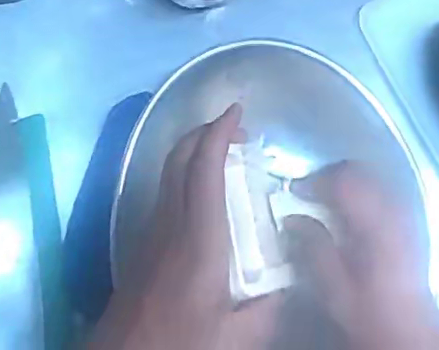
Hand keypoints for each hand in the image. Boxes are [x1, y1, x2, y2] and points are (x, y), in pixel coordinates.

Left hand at [91, 105, 279, 349]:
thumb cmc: (181, 342)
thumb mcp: (236, 338)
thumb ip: (268, 308)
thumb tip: (293, 276)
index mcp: (200, 236)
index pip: (205, 167)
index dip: (219, 132)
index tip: (237, 112)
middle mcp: (173, 218)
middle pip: (182, 155)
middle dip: (208, 130)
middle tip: (237, 128)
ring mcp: (154, 224)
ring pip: (172, 167)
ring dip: (196, 147)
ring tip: (225, 152)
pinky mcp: (145, 236)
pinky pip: (168, 186)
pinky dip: (187, 170)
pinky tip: (205, 190)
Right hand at [283, 163, 438, 349]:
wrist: (414, 341)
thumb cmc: (373, 317)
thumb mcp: (337, 292)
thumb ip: (315, 250)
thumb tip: (291, 218)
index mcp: (377, 226)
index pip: (343, 182)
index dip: (315, 181)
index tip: (294, 191)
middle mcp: (395, 212)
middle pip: (359, 173)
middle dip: (330, 176)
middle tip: (308, 191)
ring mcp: (407, 216)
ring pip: (372, 178)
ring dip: (346, 181)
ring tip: (326, 198)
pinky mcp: (412, 224)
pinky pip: (383, 190)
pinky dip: (363, 190)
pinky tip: (352, 209)